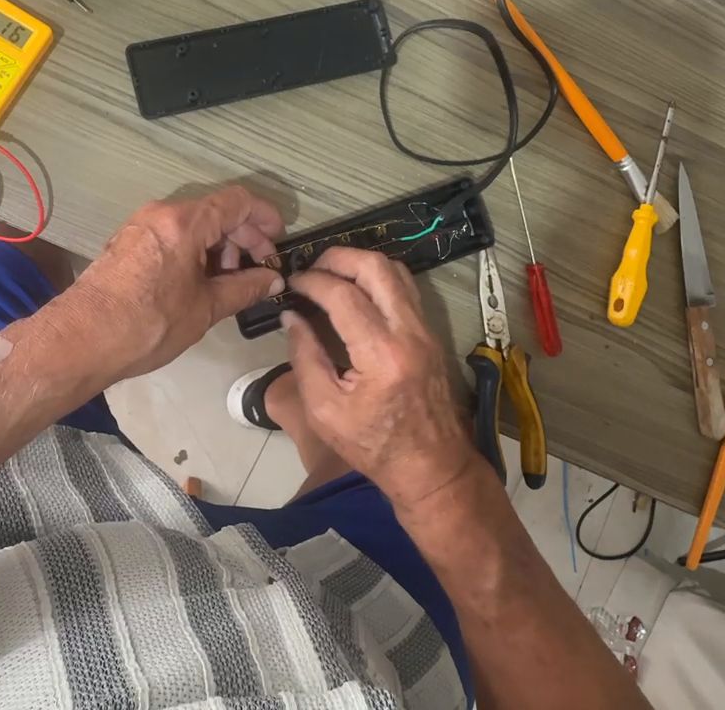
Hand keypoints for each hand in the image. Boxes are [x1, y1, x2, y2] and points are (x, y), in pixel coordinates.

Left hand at [48, 186, 284, 386]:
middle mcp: (162, 213)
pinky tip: (200, 283)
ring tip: (228, 283)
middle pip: (216, 212)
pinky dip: (195, 251)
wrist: (81, 340)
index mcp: (185, 221)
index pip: (238, 202)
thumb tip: (272, 280)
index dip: (265, 218)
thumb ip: (244, 288)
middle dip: (243, 239)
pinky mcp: (128, 242)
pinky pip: (173, 235)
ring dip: (219, 247)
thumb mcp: (205, 308)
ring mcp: (141, 225)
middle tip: (257, 272)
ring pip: (194, 224)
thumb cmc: (149, 323)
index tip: (279, 243)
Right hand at [284, 248, 478, 508]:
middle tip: (312, 270)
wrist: (433, 467)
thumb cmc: (374, 446)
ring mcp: (425, 329)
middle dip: (338, 258)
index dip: (311, 281)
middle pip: (376, 267)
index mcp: (381, 353)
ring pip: (396, 271)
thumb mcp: (325, 411)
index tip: (291, 283)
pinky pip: (404, 288)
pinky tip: (355, 291)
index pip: (342, 294)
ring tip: (331, 276)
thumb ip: (305, 357)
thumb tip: (292, 316)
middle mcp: (409, 331)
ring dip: (360, 264)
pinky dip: (377, 278)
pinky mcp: (430, 332)